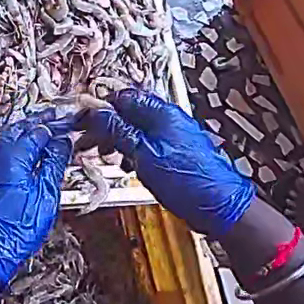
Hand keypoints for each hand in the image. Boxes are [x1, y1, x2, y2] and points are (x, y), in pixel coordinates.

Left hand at [0, 117, 71, 288]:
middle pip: (18, 129)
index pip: (37, 131)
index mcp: (13, 154)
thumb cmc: (17, 227)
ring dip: (21, 132)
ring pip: (3, 137)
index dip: (54, 127)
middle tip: (54, 120)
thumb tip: (63, 142)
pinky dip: (7, 145)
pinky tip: (16, 150)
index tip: (65, 126)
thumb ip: (54, 164)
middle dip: (37, 124)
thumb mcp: (46, 195)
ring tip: (38, 132)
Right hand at [84, 89, 257, 235]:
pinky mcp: (174, 151)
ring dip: (116, 139)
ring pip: (135, 129)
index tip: (83, 121)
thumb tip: (97, 114)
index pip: (122, 97)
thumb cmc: (188, 180)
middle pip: (128, 113)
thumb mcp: (143, 153)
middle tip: (87, 140)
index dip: (99, 107)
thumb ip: (118, 131)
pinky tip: (126, 163)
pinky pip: (146, 143)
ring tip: (104, 154)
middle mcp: (168, 118)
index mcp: (161, 112)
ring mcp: (172, 135)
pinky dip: (131, 150)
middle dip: (105, 126)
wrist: (219, 207)